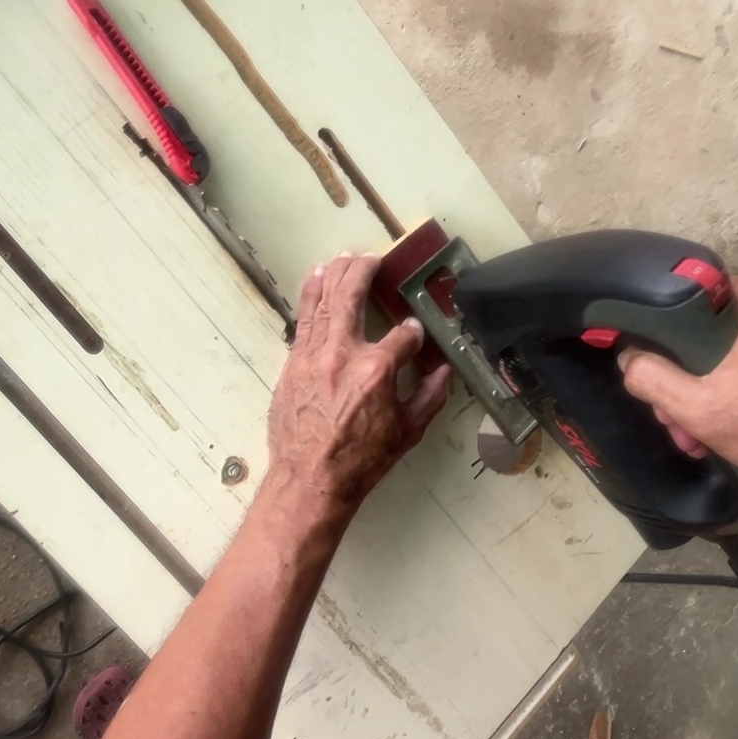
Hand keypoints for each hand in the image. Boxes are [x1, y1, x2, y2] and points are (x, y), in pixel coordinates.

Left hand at [265, 251, 452, 507]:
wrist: (309, 480)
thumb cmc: (360, 461)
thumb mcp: (408, 432)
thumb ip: (429, 396)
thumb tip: (444, 371)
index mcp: (376, 370)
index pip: (403, 335)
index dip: (413, 332)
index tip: (415, 334)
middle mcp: (343, 353)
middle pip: (352, 297)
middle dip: (364, 272)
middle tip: (373, 259)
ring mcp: (313, 356)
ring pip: (323, 302)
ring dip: (333, 276)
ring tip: (342, 258)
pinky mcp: (293, 364)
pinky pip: (303, 321)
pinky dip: (310, 298)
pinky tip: (314, 283)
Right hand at [617, 274, 737, 497]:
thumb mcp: (699, 406)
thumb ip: (651, 379)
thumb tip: (629, 360)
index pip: (683, 299)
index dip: (655, 337)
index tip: (647, 372)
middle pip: (701, 334)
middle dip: (680, 381)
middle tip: (672, 418)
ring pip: (722, 357)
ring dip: (700, 396)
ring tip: (694, 436)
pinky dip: (729, 397)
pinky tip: (719, 432)